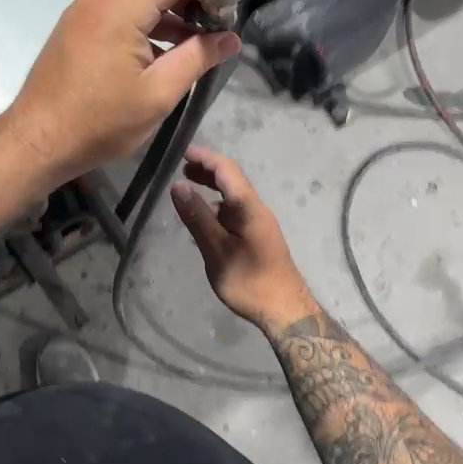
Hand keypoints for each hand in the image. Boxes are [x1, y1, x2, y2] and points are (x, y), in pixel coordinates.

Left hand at [3, 0, 241, 180]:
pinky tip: (164, 56)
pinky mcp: (77, 28)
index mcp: (120, 6)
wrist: (35, 142)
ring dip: (172, 16)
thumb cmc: (98, 123)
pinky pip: (121, 13)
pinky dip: (147, 26)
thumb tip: (230, 39)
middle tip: (219, 33)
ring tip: (197, 49)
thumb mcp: (158, 95)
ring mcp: (85, 11)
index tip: (229, 10)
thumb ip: (197, 58)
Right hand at [169, 145, 316, 330]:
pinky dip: (216, 206)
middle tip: (180, 167)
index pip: (226, 169)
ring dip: (211, 187)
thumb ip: (197, 217)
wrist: (285, 311)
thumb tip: (177, 186)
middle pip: (231, 179)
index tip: (182, 152)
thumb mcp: (216, 250)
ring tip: (186, 187)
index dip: (205, 157)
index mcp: (249, 207)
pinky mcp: (257, 236)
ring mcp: (258, 222)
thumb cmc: (250, 281)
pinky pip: (234, 211)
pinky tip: (201, 217)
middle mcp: (256, 209)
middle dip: (206, 169)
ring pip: (233, 196)